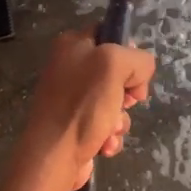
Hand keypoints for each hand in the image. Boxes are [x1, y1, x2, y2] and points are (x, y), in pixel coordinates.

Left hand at [22, 31, 154, 190]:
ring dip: (120, 118)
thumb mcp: (116, 65)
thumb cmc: (82, 105)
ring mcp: (71, 97)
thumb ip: (137, 58)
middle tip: (126, 102)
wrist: (53, 157)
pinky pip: (105, 123)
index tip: (135, 73)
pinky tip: (105, 144)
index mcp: (72, 44)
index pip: (111, 33)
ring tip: (110, 129)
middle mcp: (69, 67)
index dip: (129, 52)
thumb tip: (137, 77)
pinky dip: (110, 135)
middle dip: (127, 91)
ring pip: (115, 99)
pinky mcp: (74, 124)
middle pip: (117, 70)